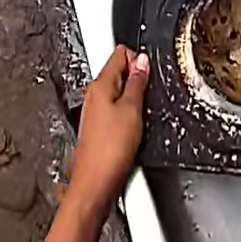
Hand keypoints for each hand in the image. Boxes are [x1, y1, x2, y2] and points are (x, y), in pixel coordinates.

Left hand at [70, 45, 151, 210]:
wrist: (93, 188)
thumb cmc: (109, 152)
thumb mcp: (132, 110)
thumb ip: (138, 82)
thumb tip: (142, 60)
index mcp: (100, 84)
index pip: (120, 53)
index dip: (138, 60)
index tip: (147, 77)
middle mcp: (94, 95)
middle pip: (120, 72)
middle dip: (136, 81)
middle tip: (143, 101)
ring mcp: (95, 112)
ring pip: (119, 92)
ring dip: (132, 100)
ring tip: (138, 119)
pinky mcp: (98, 128)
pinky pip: (115, 110)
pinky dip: (126, 115)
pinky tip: (131, 131)